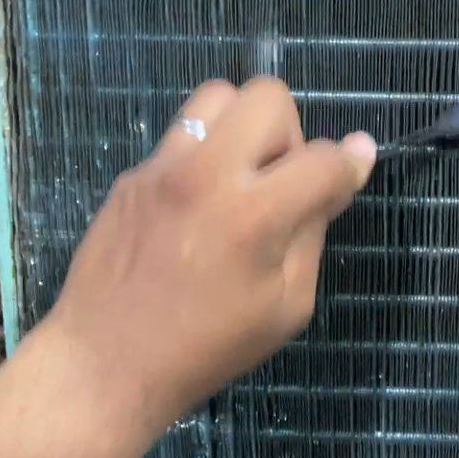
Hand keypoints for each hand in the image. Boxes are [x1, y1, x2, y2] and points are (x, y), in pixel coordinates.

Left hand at [40, 77, 375, 427]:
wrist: (106, 362)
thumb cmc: (210, 346)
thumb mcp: (287, 305)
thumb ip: (315, 231)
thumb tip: (346, 171)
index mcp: (253, 216)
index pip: (324, 158)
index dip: (351, 163)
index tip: (352, 172)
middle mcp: (206, 174)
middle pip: (268, 95)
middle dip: (290, 134)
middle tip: (277, 184)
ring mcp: (162, 167)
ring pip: (218, 95)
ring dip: (243, 128)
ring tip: (238, 180)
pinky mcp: (132, 174)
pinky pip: (182, 136)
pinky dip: (204, 158)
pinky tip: (195, 210)